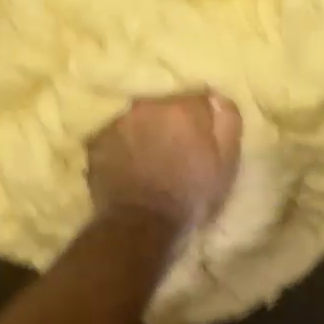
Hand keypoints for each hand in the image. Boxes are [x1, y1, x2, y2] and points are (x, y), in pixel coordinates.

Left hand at [87, 92, 241, 231]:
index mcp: (183, 108)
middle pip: (165, 106)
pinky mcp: (96, 141)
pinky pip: (116, 136)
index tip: (202, 139)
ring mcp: (118, 122)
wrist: (141, 226)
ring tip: (150, 160)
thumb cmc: (191, 196)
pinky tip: (129, 166)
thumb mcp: (226, 163)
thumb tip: (216, 97)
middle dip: (171, 123)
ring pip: (138, 119)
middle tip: (175, 152)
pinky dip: (123, 146)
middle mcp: (148, 105)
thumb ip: (227, 122)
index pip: (198, 99)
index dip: (202, 120)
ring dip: (145, 132)